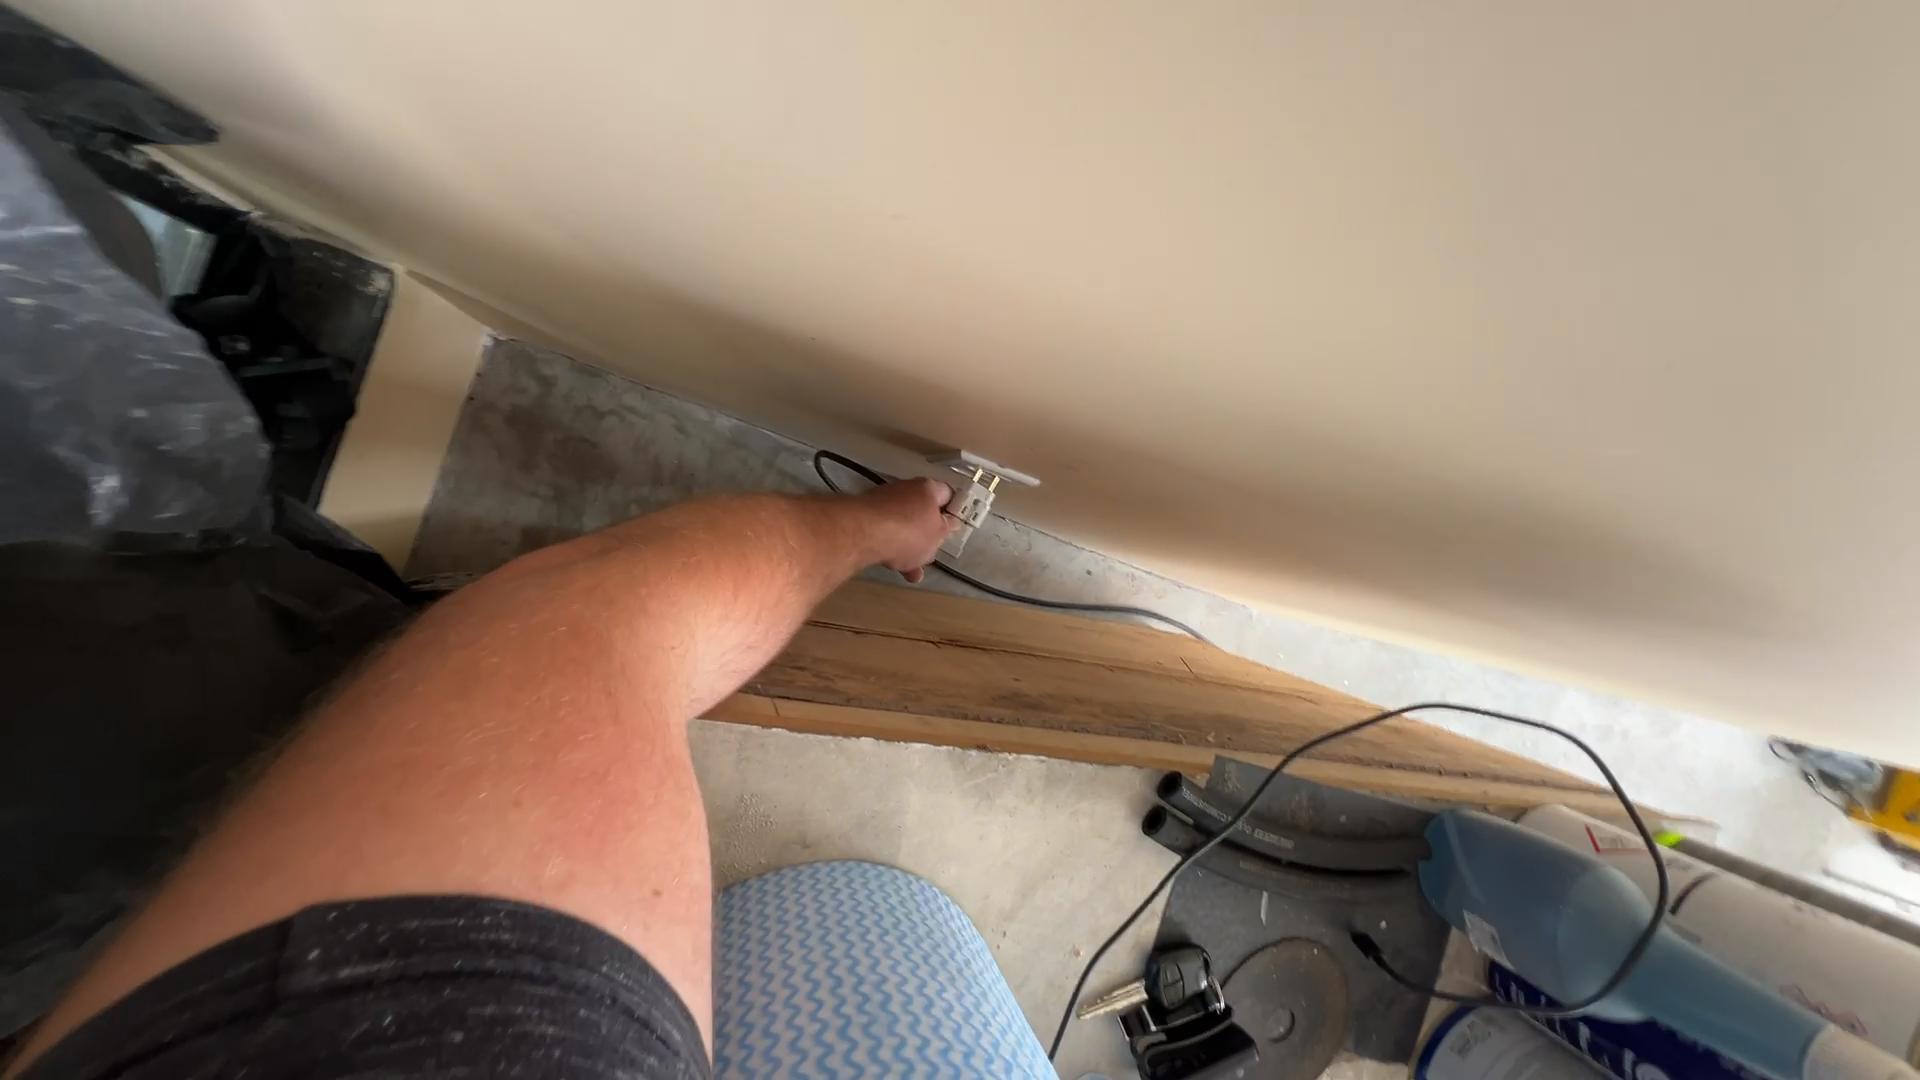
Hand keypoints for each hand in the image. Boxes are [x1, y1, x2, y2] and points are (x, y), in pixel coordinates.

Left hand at [855, 478, 956, 582]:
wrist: (863, 533)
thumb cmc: (910, 532)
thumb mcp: (937, 535)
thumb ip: (946, 528)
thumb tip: (952, 521)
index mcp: (928, 488)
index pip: (948, 494)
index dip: (954, 510)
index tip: (954, 528)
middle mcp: (906, 490)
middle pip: (923, 513)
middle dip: (928, 536)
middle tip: (932, 553)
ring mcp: (884, 503)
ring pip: (904, 527)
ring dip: (910, 549)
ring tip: (915, 571)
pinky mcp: (867, 518)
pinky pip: (887, 534)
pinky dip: (893, 550)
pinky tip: (899, 571)